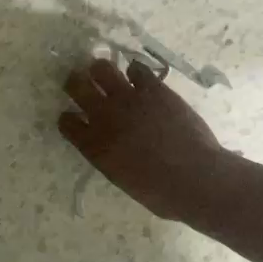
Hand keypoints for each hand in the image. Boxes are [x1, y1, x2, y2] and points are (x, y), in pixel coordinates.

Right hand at [59, 59, 231, 222]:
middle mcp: (104, 116)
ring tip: (107, 74)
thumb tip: (112, 145)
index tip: (74, 118)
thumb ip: (109, 156)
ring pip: (102, 68)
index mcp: (94, 145)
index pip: (67, 122)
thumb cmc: (161, 193)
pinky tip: (139, 78)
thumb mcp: (122, 178)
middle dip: (75, 82)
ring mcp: (128, 98)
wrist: (195, 178)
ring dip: (101, 70)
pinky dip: (135, 72)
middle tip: (80, 81)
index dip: (69, 118)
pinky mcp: (153, 88)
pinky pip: (137, 68)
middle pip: (75, 86)